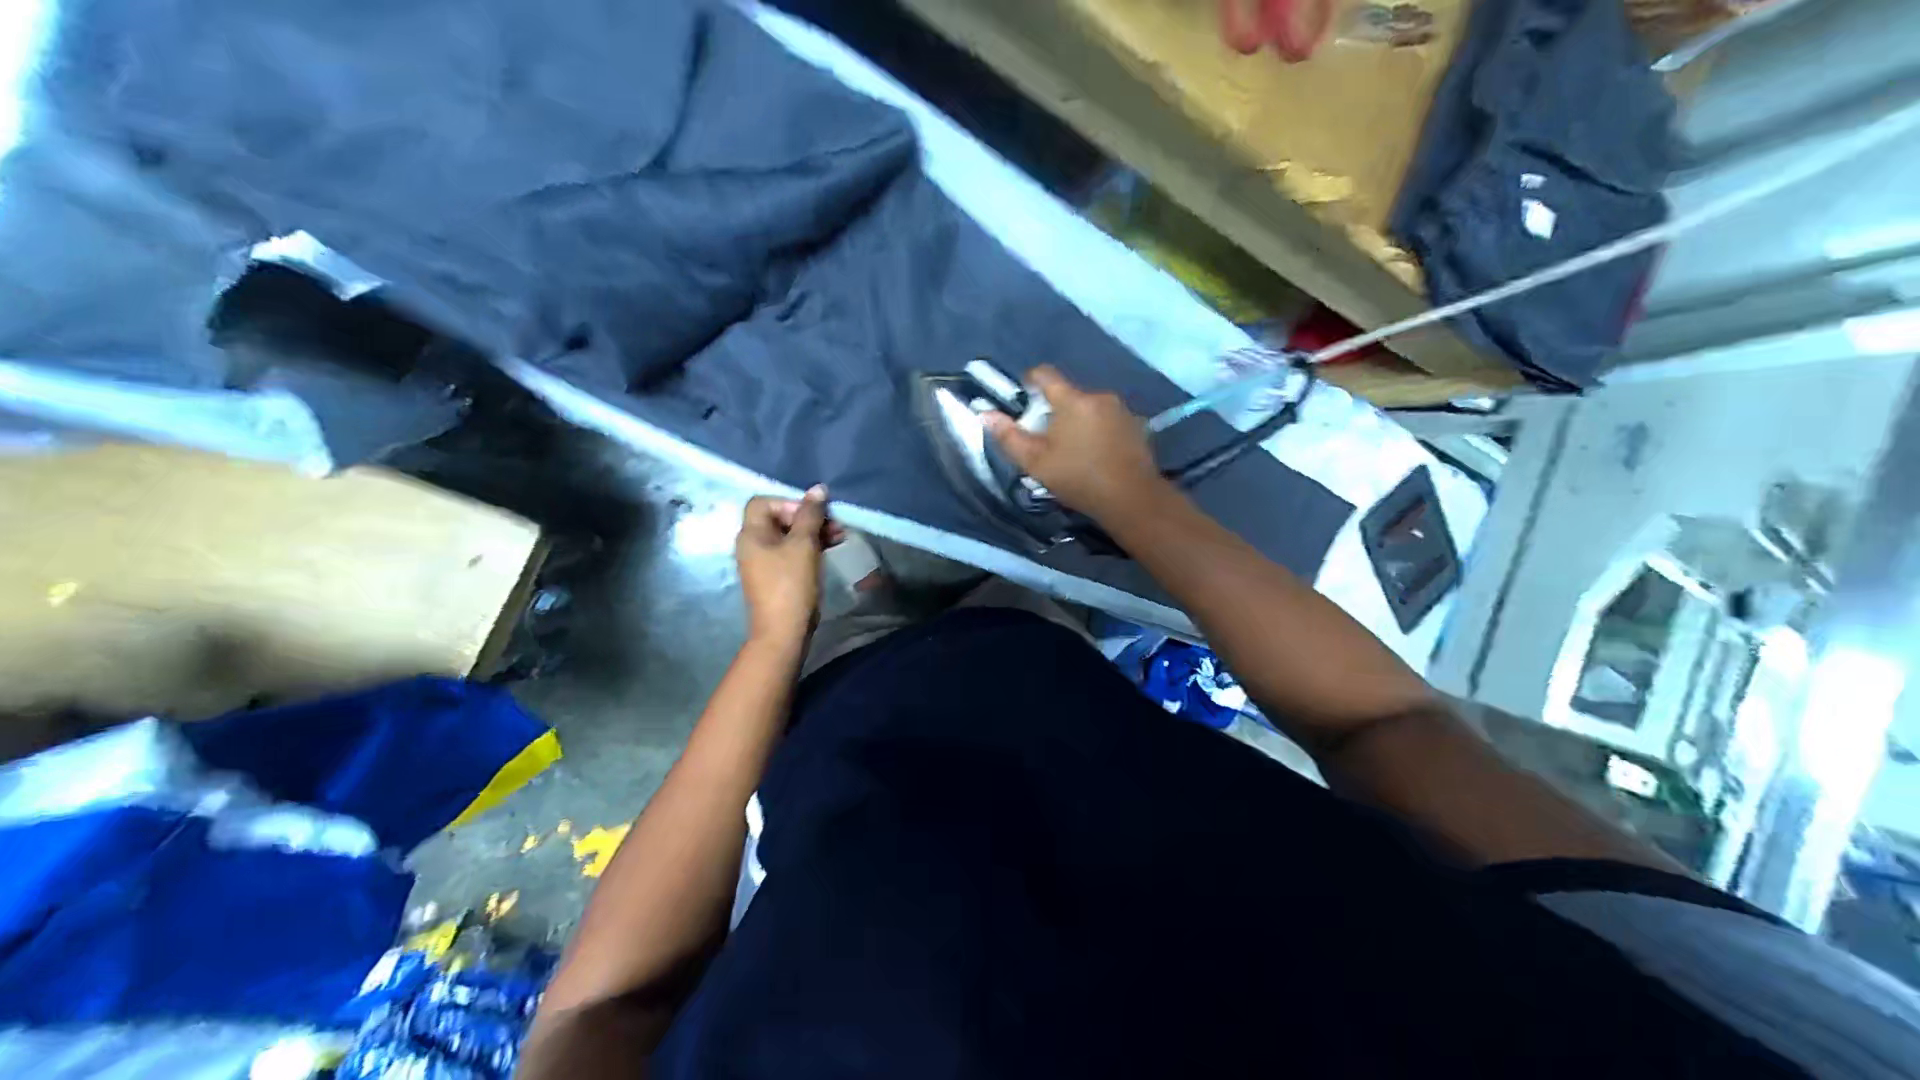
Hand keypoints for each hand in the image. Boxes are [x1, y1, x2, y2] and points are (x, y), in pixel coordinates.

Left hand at [735, 486, 843, 641]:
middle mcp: (752, 545)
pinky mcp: (777, 576)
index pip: (764, 502)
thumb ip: (810, 515)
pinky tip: (832, 547)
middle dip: (808, 517)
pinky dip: (810, 546)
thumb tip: (818, 488)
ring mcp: (764, 562)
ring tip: (840, 535)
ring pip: (789, 536)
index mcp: (751, 534)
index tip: (811, 515)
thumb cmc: (791, 584)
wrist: (784, 632)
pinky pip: (792, 552)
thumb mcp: (804, 545)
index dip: (789, 502)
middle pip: (779, 518)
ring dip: (814, 531)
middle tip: (835, 524)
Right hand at [982, 365, 1168, 521]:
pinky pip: (1109, 420)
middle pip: (1069, 394)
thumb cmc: (1078, 478)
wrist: (1131, 499)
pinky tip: (1097, 455)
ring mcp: (1122, 410)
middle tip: (1046, 439)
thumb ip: (1009, 436)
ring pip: (1090, 408)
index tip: (1023, 400)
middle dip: (1055, 410)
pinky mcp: (1137, 426)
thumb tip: (985, 414)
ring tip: (1074, 450)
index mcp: (1072, 400)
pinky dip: (1099, 431)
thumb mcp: (1035, 462)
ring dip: (1079, 421)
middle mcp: (1099, 396)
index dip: (1029, 381)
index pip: (1045, 374)